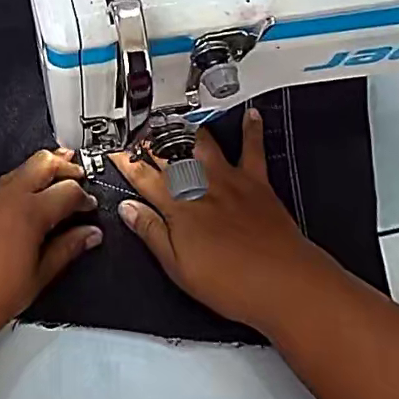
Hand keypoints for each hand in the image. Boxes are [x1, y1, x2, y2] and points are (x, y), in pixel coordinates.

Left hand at [0, 149, 101, 346]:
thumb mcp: (39, 276)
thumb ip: (67, 249)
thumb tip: (88, 235)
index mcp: (29, 211)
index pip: (68, 190)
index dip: (84, 197)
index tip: (89, 207)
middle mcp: (7, 196)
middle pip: (44, 162)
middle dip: (66, 167)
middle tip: (78, 177)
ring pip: (21, 168)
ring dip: (41, 172)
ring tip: (54, 186)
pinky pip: (2, 182)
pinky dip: (20, 183)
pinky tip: (24, 201)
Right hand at [111, 109, 343, 334]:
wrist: (282, 283)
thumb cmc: (232, 283)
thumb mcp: (178, 267)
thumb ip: (151, 232)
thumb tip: (128, 211)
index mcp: (178, 206)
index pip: (143, 177)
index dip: (126, 163)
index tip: (116, 154)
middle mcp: (201, 185)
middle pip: (168, 155)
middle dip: (150, 143)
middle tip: (139, 134)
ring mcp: (228, 180)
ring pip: (202, 144)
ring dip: (187, 131)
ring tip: (175, 122)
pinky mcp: (255, 182)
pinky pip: (252, 148)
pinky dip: (250, 130)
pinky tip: (249, 116)